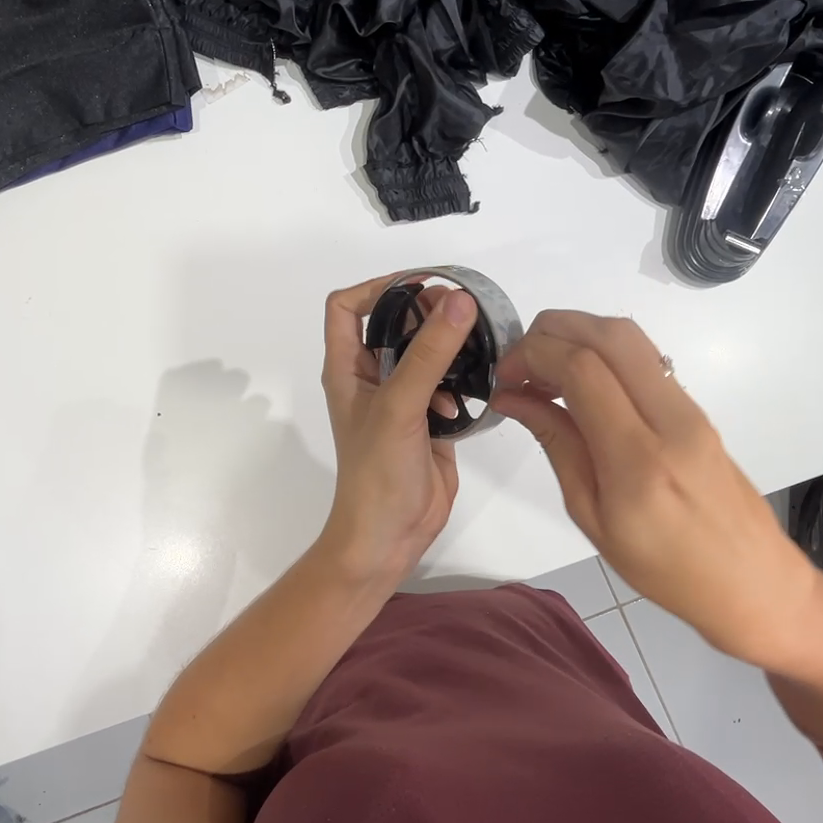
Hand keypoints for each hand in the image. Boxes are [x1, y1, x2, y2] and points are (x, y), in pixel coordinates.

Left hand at [317, 274, 477, 583]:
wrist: (389, 535)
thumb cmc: (378, 471)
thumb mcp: (400, 406)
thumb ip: (428, 354)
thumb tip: (459, 300)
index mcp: (347, 368)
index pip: (346, 307)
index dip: (376, 289)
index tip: (419, 287)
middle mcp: (370, 378)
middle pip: (392, 324)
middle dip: (423, 312)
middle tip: (461, 310)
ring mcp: (400, 400)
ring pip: (422, 353)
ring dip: (447, 344)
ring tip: (476, 341)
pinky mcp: (428, 421)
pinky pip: (445, 384)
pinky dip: (460, 379)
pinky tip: (474, 389)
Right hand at [491, 311, 818, 669]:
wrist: (754, 583)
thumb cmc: (664, 569)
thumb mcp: (591, 516)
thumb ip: (557, 444)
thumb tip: (513, 396)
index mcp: (638, 459)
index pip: (582, 369)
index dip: (533, 356)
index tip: (504, 378)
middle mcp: (671, 420)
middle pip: (609, 335)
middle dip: (551, 330)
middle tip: (519, 364)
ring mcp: (690, 408)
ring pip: (629, 336)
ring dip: (576, 334)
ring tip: (543, 370)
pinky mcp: (696, 407)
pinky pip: (643, 358)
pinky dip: (600, 351)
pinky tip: (577, 382)